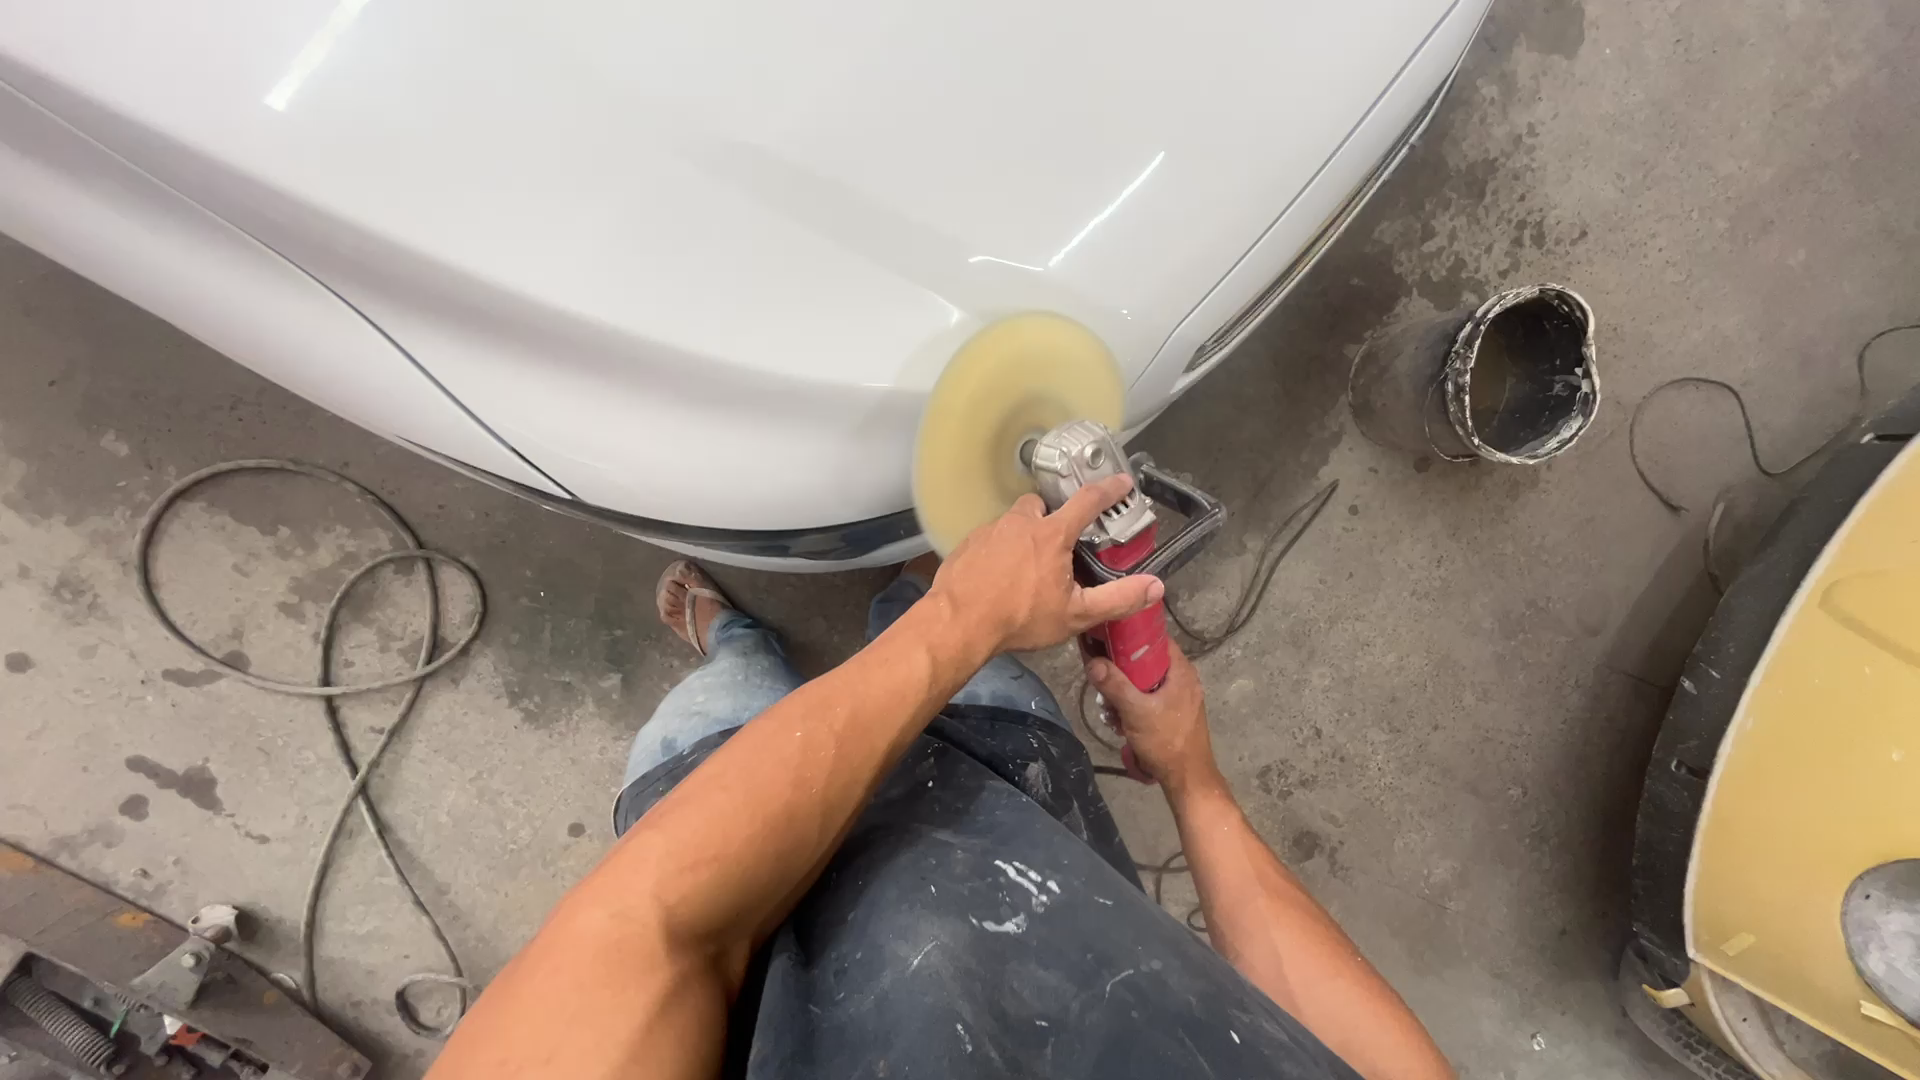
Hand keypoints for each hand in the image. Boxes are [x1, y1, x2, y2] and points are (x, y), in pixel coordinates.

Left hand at [929, 473, 1164, 653]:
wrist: (958, 623)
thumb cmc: (1019, 618)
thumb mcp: (1076, 614)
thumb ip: (1118, 599)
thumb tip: (1155, 587)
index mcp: (1051, 535)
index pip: (1087, 501)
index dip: (1108, 489)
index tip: (1121, 481)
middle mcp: (1019, 523)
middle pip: (1042, 505)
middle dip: (1054, 516)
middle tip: (1060, 542)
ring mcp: (989, 531)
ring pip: (1013, 521)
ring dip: (1024, 534)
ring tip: (1028, 565)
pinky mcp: (967, 544)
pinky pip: (990, 538)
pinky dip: (999, 549)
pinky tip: (1000, 574)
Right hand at [1085, 642, 1218, 794]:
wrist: (1187, 779)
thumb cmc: (1166, 741)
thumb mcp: (1136, 711)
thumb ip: (1114, 685)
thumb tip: (1092, 661)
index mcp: (1180, 670)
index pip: (1154, 638)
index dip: (1129, 637)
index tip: (1105, 642)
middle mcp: (1182, 678)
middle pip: (1144, 661)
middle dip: (1120, 673)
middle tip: (1103, 685)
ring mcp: (1178, 696)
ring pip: (1143, 682)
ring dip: (1122, 694)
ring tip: (1110, 711)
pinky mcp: (1172, 712)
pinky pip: (1147, 698)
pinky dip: (1131, 706)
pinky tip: (1119, 722)